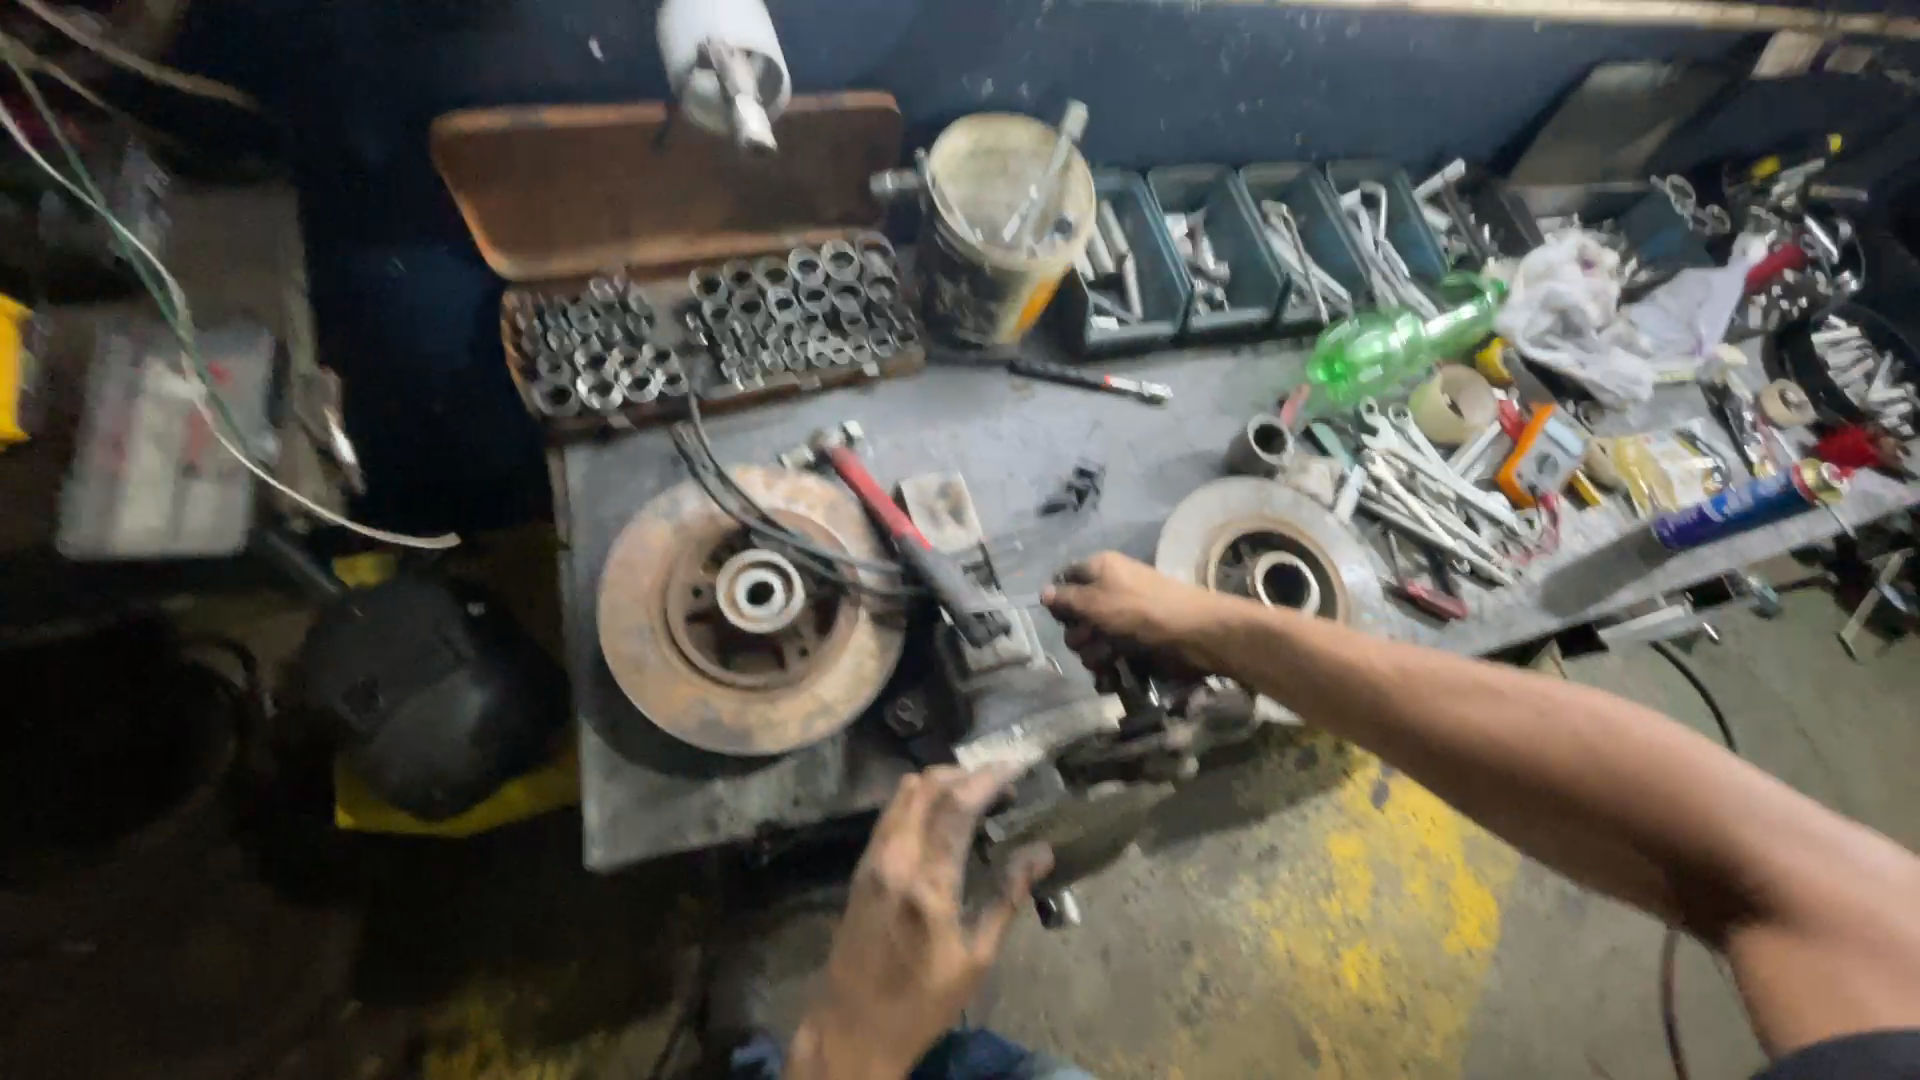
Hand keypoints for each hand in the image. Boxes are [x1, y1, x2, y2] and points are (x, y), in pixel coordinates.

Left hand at [790, 768, 1052, 1079]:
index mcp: (927, 884)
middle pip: (928, 785)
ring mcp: (873, 858)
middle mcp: (895, 858)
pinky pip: (892, 811)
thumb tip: (1042, 851)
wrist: (852, 1027)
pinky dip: (921, 799)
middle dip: (968, 774)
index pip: (957, 806)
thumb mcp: (976, 958)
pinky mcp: (862, 864)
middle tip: (1001, 786)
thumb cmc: (922, 1002)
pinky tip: (944, 817)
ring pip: (905, 792)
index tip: (1016, 766)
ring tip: (977, 797)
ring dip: (943, 782)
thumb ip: (1008, 897)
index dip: (989, 778)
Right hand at [1041, 551, 1236, 676]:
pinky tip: (1111, 674)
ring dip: (1093, 652)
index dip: (1059, 598)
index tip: (1060, 615)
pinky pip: (1108, 654)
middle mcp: (1109, 591)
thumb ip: (1066, 598)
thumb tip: (1043, 592)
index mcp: (1100, 570)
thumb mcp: (1096, 600)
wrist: (1194, 634)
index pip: (1066, 578)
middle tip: (1091, 638)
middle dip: (1078, 633)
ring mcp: (1122, 618)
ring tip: (1108, 658)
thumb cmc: (1141, 609)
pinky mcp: (1134, 642)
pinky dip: (1107, 666)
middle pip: (1075, 615)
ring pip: (1090, 639)